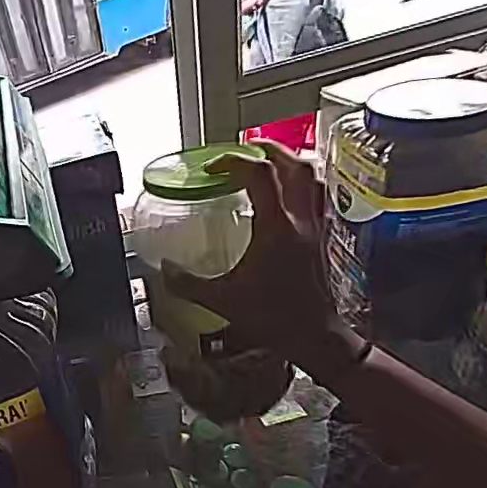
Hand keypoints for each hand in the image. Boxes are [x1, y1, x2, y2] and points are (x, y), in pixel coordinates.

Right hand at [161, 139, 365, 386]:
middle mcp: (300, 221)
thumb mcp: (223, 301)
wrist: (315, 337)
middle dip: (266, 149)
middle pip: (292, 165)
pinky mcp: (322, 237)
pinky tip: (284, 193)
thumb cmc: (274, 319)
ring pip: (311, 177)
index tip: (214, 167)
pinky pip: (316, 196)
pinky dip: (300, 183)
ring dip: (288, 161)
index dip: (234, 161)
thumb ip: (188, 284)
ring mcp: (315, 227)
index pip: (260, 175)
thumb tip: (164, 270)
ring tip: (266, 162)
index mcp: (276, 228)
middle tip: (243, 150)